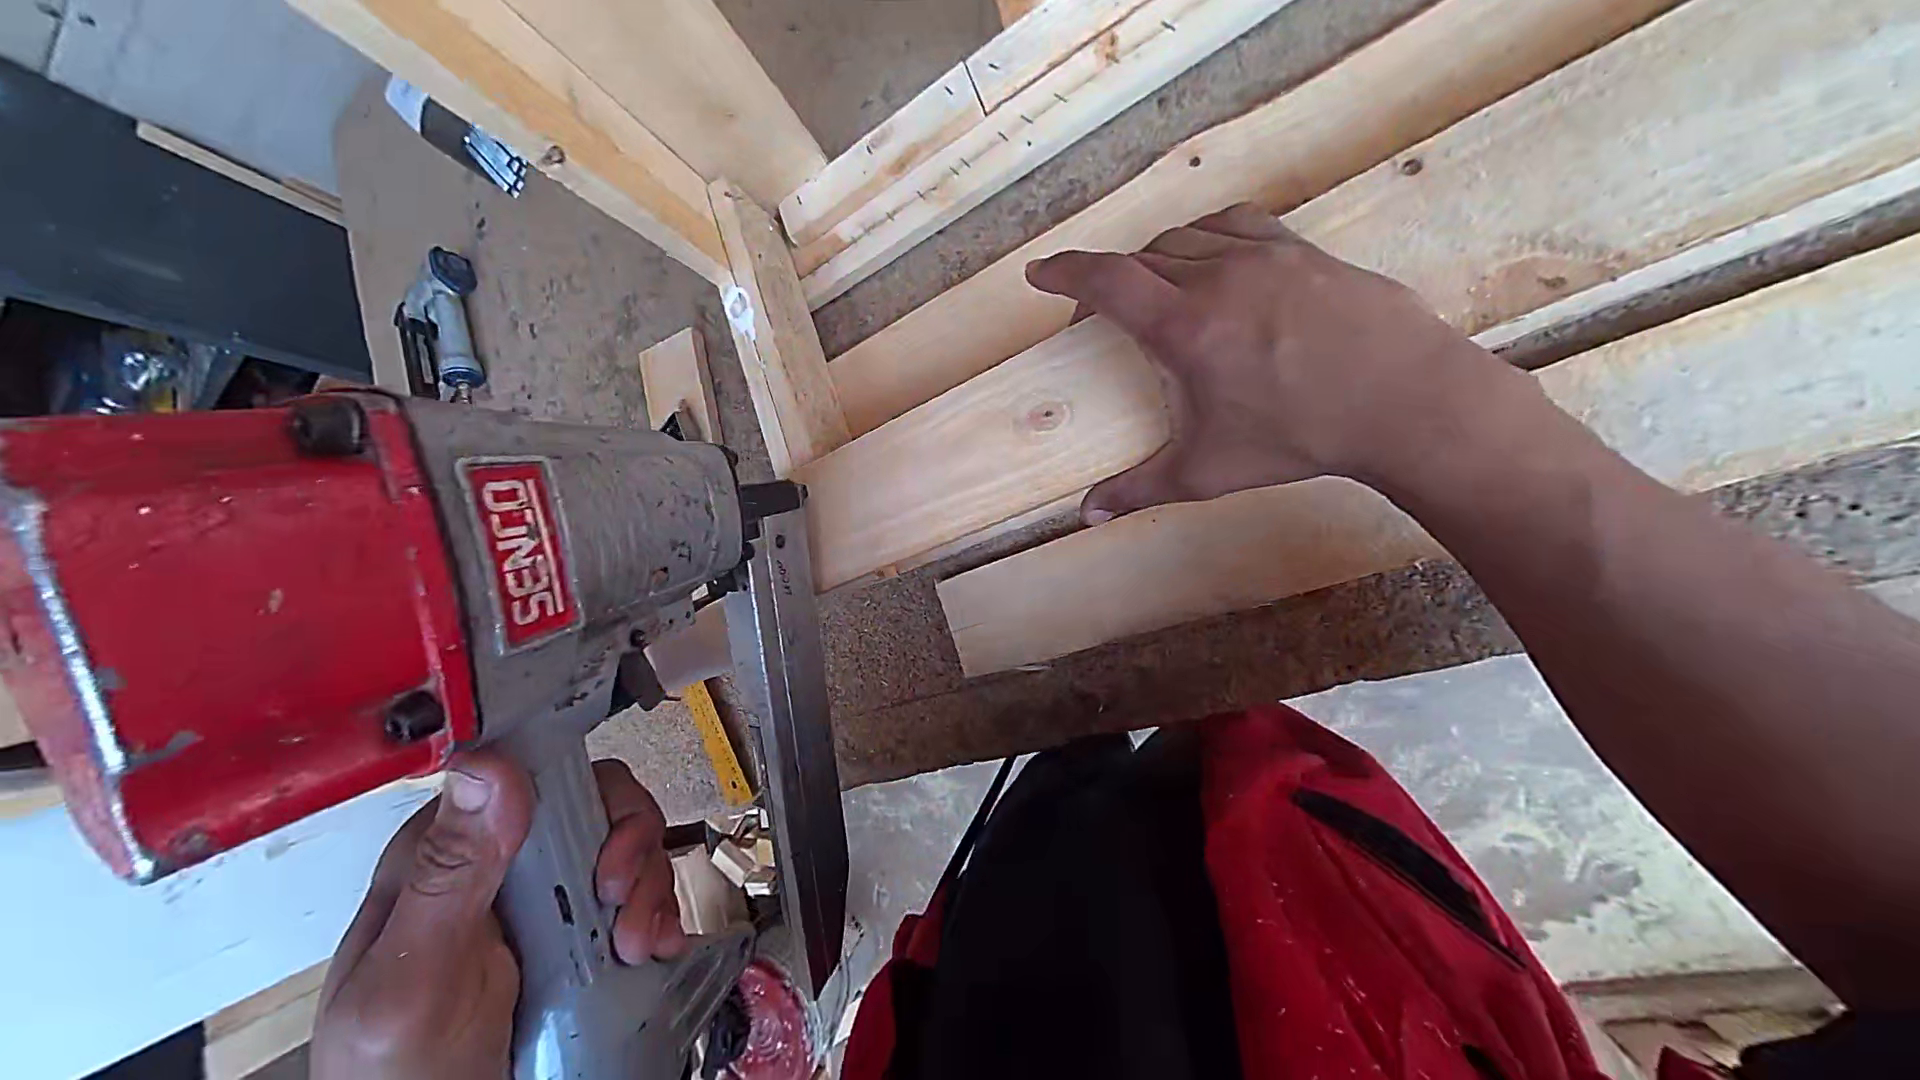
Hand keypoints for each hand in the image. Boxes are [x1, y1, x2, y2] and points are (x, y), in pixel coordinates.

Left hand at [311, 753, 687, 1079]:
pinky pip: (645, 884)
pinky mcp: (586, 919)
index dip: (590, 799)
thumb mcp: (412, 983)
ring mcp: (552, 887)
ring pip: (631, 840)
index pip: (538, 774)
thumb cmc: (402, 1077)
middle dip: (631, 849)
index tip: (608, 858)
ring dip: (649, 888)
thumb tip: (487, 763)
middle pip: (599, 802)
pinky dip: (661, 910)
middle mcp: (508, 856)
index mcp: (451, 850)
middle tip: (623, 907)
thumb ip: (449, 875)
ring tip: (637, 947)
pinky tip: (653, 947)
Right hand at [1024, 204, 1526, 522]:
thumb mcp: (1207, 471)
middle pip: (1140, 258)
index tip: (1038, 273)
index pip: (1107, 281)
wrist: (1406, 401)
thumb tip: (1088, 516)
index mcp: (1185, 327)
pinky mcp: (1302, 250)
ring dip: (1154, 260)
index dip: (1064, 272)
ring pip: (1185, 238)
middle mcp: (1217, 277)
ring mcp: (1264, 256)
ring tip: (1151, 289)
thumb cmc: (1299, 438)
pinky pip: (1235, 226)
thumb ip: (1140, 488)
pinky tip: (1210, 261)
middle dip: (1108, 280)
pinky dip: (1204, 238)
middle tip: (1099, 312)